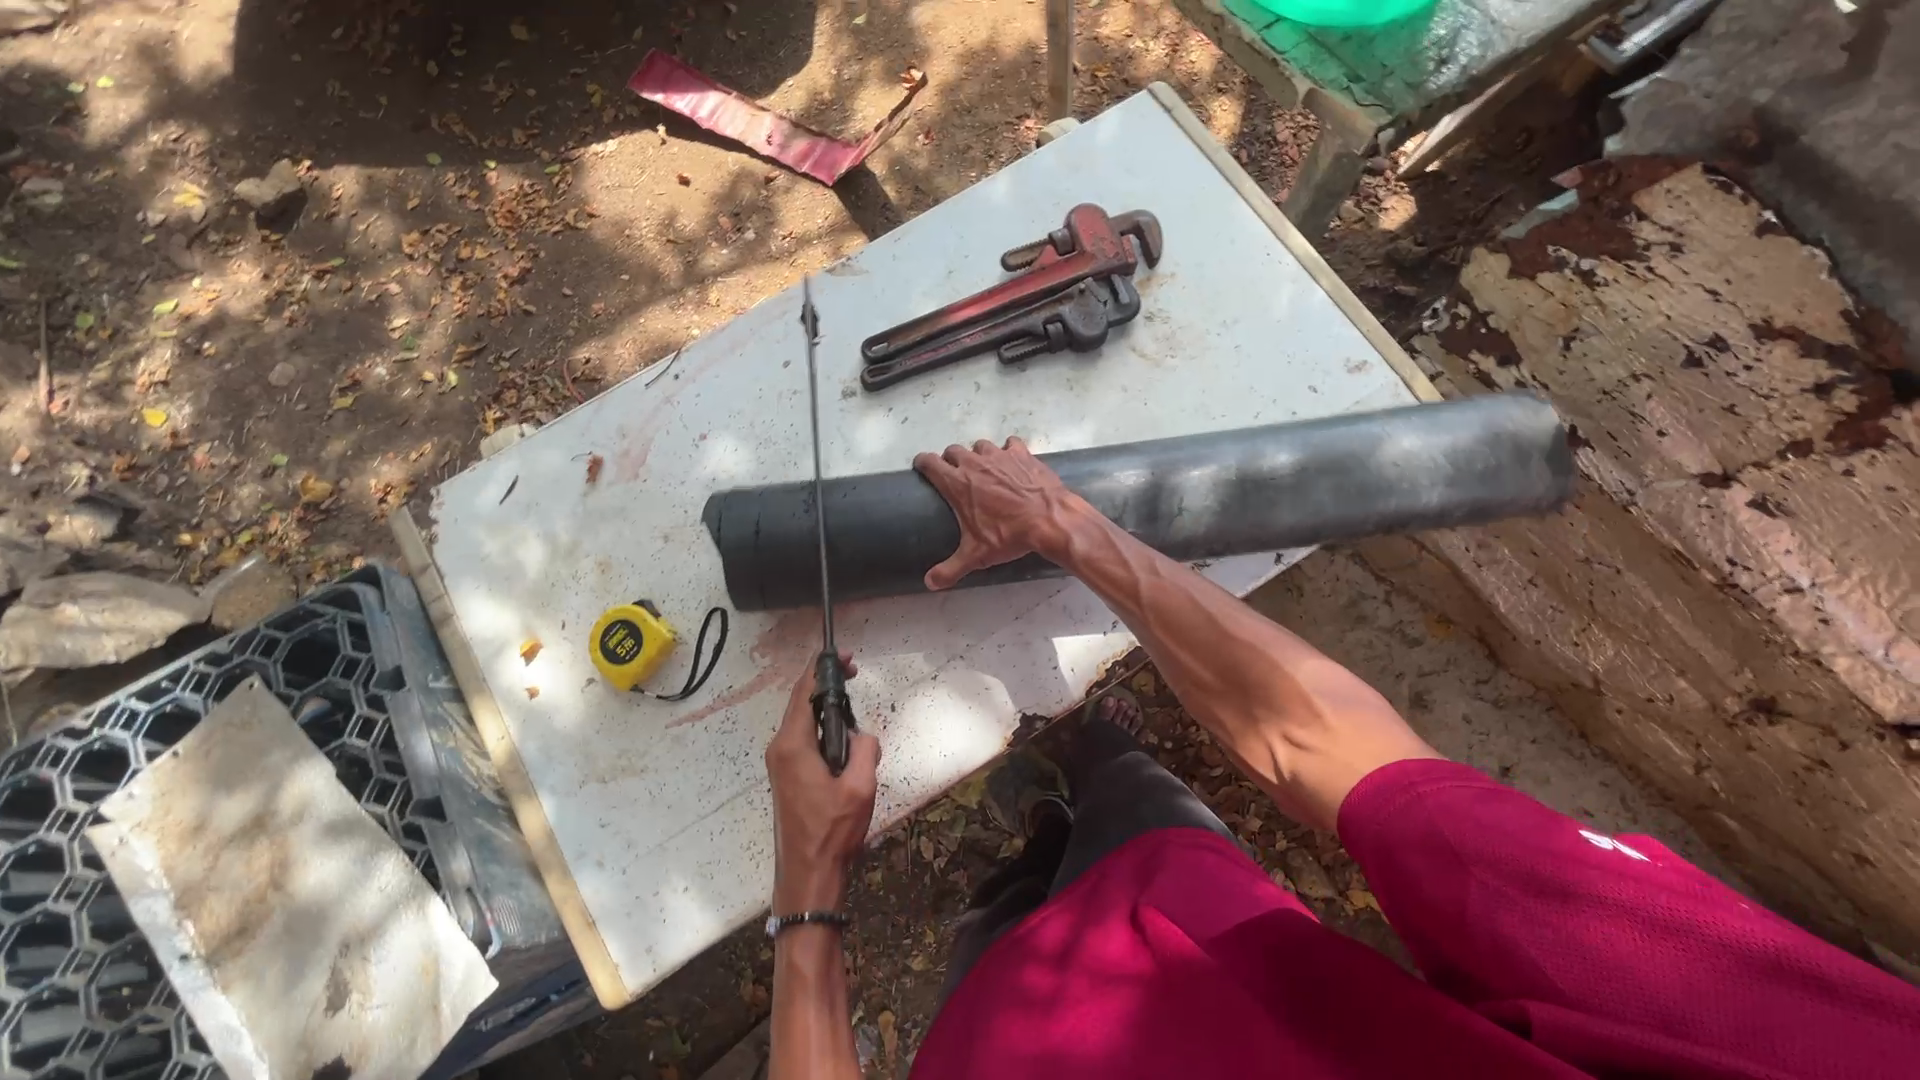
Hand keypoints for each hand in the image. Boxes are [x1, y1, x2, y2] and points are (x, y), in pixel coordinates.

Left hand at [766, 652, 880, 913]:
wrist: (808, 877)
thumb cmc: (832, 831)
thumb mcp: (859, 787)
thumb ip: (864, 750)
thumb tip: (862, 737)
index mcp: (792, 746)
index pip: (803, 693)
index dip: (822, 669)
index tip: (843, 657)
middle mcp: (780, 750)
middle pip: (801, 704)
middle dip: (827, 688)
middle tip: (854, 676)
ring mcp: (780, 765)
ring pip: (804, 725)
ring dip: (828, 715)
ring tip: (855, 716)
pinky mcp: (787, 778)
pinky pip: (804, 743)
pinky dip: (823, 734)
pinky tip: (844, 746)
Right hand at [912, 437, 1087, 589]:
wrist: (1049, 520)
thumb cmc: (1008, 535)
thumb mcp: (976, 556)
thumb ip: (950, 569)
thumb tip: (929, 583)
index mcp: (957, 483)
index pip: (929, 462)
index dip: (922, 463)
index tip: (922, 468)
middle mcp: (974, 463)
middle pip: (953, 451)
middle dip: (950, 460)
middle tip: (955, 476)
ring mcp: (999, 455)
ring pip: (980, 446)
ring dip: (978, 455)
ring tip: (984, 470)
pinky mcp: (1022, 453)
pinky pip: (1010, 444)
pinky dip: (1008, 451)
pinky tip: (1012, 463)